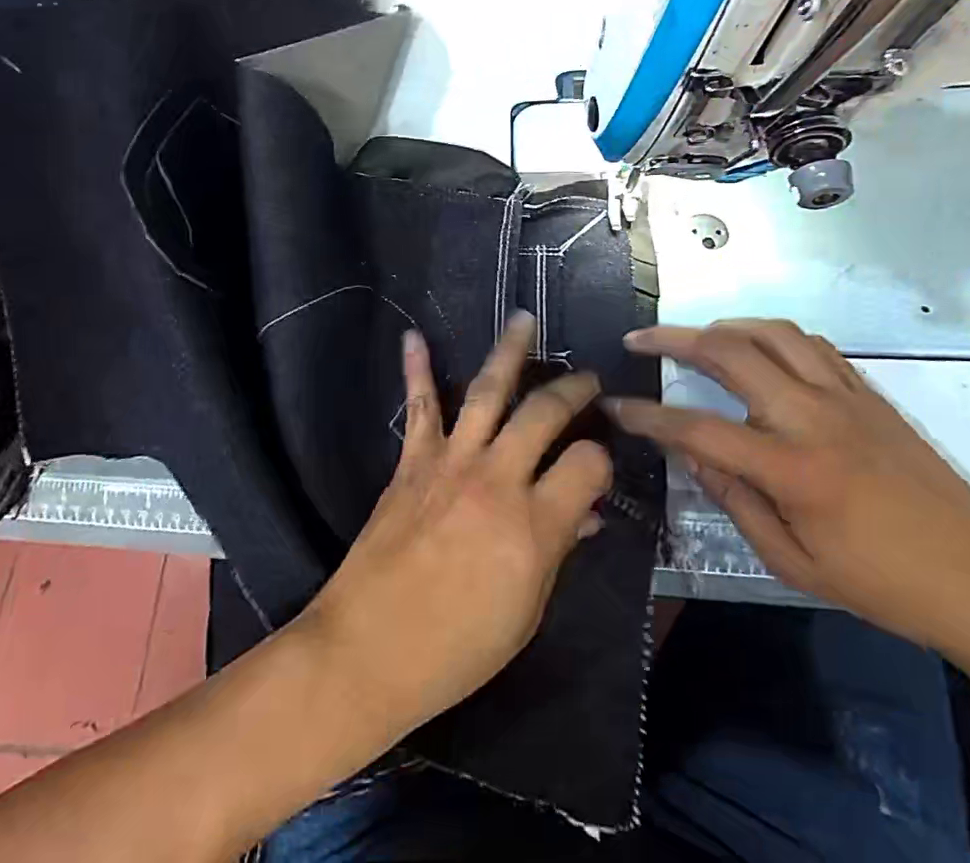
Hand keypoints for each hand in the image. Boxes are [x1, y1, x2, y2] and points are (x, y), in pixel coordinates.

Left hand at [296, 312, 612, 734]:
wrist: (366, 651)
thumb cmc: (457, 648)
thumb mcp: (525, 611)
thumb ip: (557, 552)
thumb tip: (582, 515)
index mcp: (534, 526)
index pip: (589, 465)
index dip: (603, 460)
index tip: (599, 466)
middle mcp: (496, 480)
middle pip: (545, 413)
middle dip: (573, 390)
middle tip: (587, 380)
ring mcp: (449, 465)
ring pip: (487, 391)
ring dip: (510, 351)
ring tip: (524, 320)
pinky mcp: (411, 464)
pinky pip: (419, 408)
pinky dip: (416, 369)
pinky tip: (415, 336)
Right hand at [606, 320, 969, 657]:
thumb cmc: (880, 585)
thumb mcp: (790, 559)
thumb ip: (734, 498)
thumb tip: (691, 451)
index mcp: (791, 468)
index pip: (698, 427)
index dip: (647, 415)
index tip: (613, 405)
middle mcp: (815, 416)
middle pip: (732, 353)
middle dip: (675, 340)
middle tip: (639, 340)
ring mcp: (848, 398)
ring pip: (774, 334)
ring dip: (725, 326)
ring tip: (693, 337)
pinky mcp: (872, 395)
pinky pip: (813, 346)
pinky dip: (772, 337)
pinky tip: (756, 350)